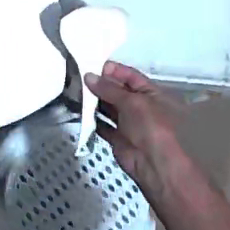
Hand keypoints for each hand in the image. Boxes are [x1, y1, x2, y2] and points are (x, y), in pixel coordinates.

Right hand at [85, 61, 187, 191]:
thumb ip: (109, 89)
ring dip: (95, 100)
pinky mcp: (118, 137)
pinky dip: (92, 119)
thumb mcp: (132, 102)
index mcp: (152, 94)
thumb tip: (89, 76)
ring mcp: (129, 123)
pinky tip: (79, 111)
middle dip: (101, 84)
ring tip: (75, 91)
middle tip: (79, 76)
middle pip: (119, 91)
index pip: (131, 77)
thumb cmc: (150, 126)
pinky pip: (103, 125)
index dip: (114, 71)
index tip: (94, 65)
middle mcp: (141, 106)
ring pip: (109, 107)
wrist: (154, 163)